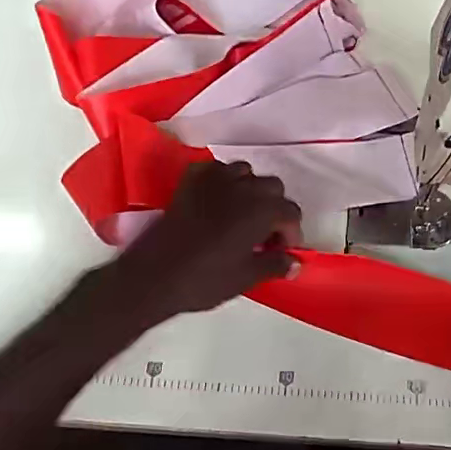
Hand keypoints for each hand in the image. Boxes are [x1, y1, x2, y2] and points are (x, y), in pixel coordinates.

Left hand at [103, 160, 303, 322]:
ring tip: (242, 217)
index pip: (290, 213)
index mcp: (262, 210)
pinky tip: (218, 203)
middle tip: (263, 237)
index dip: (290, 234)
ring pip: (246, 173)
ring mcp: (214, 179)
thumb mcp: (246, 277)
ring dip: (250, 191)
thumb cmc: (205, 280)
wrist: (155, 276)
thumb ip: (275, 265)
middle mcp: (243, 187)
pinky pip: (216, 170)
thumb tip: (295, 263)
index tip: (280, 253)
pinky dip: (223, 182)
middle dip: (274, 209)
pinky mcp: (190, 181)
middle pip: (272, 188)